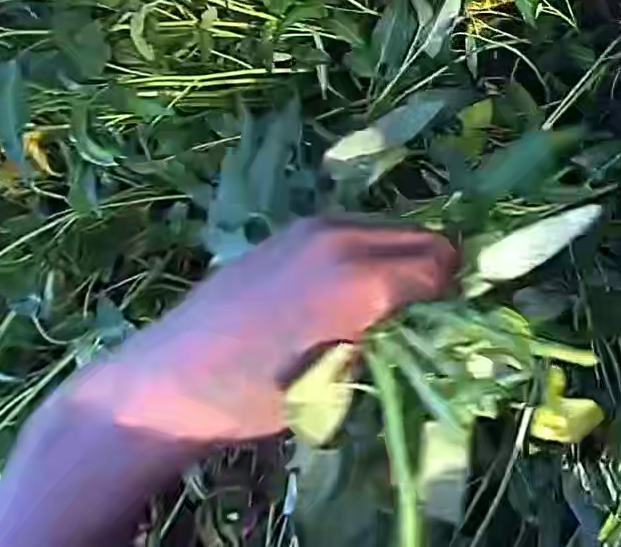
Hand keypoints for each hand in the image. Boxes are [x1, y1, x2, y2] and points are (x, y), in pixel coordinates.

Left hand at [62, 218, 455, 445]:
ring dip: (404, 256)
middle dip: (435, 270)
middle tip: (424, 309)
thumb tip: (429, 322)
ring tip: (385, 297)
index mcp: (363, 279)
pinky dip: (373, 248)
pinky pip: (359, 226)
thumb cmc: (255, 396)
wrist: (169, 377)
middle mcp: (348, 236)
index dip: (451, 294)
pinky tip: (347, 281)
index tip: (444, 320)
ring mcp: (320, 224)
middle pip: (424, 237)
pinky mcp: (298, 225)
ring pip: (393, 227)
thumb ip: (393, 340)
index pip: (441, 266)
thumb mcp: (337, 382)